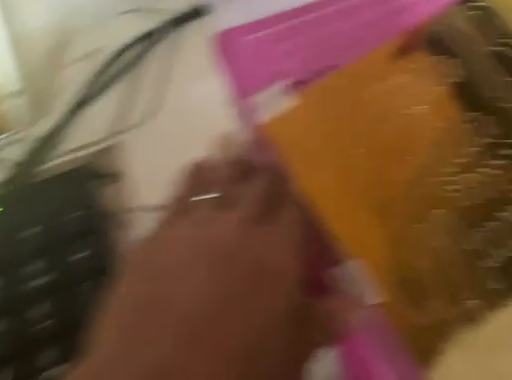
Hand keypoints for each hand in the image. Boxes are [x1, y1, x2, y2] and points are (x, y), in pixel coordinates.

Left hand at [75, 153, 348, 379]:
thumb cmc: (234, 370)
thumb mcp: (289, 354)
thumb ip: (321, 321)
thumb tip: (356, 306)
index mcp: (278, 248)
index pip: (297, 201)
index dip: (302, 190)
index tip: (306, 184)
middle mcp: (239, 223)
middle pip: (260, 180)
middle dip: (269, 171)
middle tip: (273, 166)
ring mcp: (193, 224)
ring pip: (218, 176)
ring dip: (231, 166)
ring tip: (236, 154)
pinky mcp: (155, 236)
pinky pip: (179, 194)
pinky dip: (194, 181)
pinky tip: (198, 175)